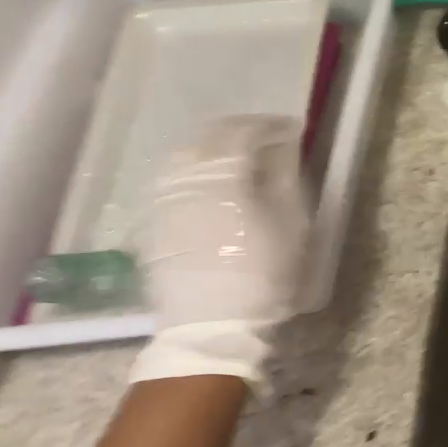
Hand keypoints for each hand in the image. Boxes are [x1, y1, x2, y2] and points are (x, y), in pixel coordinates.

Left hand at [129, 115, 309, 390]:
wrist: (214, 321)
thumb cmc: (266, 270)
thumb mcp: (293, 221)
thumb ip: (285, 176)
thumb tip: (283, 145)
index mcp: (224, 179)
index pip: (242, 132)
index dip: (269, 125)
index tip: (292, 129)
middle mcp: (185, 182)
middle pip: (207, 139)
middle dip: (239, 132)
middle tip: (268, 138)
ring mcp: (163, 201)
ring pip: (184, 157)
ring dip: (214, 150)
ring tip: (241, 159)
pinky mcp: (154, 220)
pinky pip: (173, 180)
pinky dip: (196, 171)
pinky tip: (215, 184)